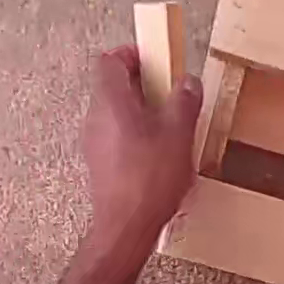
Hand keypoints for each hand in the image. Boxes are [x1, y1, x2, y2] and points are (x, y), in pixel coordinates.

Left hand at [79, 45, 202, 264]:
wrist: (126, 227)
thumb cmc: (147, 180)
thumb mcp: (178, 133)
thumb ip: (184, 101)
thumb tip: (188, 84)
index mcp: (110, 101)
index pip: (111, 61)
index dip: (134, 55)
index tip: (157, 60)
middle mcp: (95, 119)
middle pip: (115, 88)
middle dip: (144, 87)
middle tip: (170, 95)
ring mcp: (94, 145)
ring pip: (117, 116)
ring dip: (142, 115)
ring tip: (170, 129)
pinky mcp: (100, 168)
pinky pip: (118, 141)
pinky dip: (137, 139)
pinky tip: (159, 158)